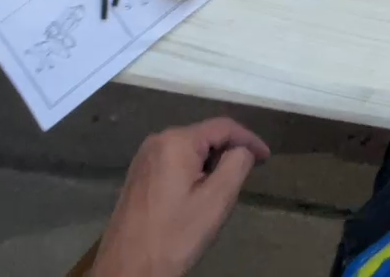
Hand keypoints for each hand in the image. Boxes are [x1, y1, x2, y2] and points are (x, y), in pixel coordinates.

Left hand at [93, 117, 270, 276]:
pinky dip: (193, 173)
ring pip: (191, 151)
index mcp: (176, 141)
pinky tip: (196, 197)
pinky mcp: (138, 177)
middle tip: (243, 180)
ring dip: (210, 166)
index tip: (266, 158)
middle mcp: (157, 141)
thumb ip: (237, 164)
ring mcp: (144, 159)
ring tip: (221, 192)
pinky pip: (175, 163)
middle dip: (228, 154)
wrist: (124, 276)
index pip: (224, 127)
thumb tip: (242, 149)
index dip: (249, 139)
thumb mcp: (215, 201)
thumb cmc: (173, 237)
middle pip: (205, 137)